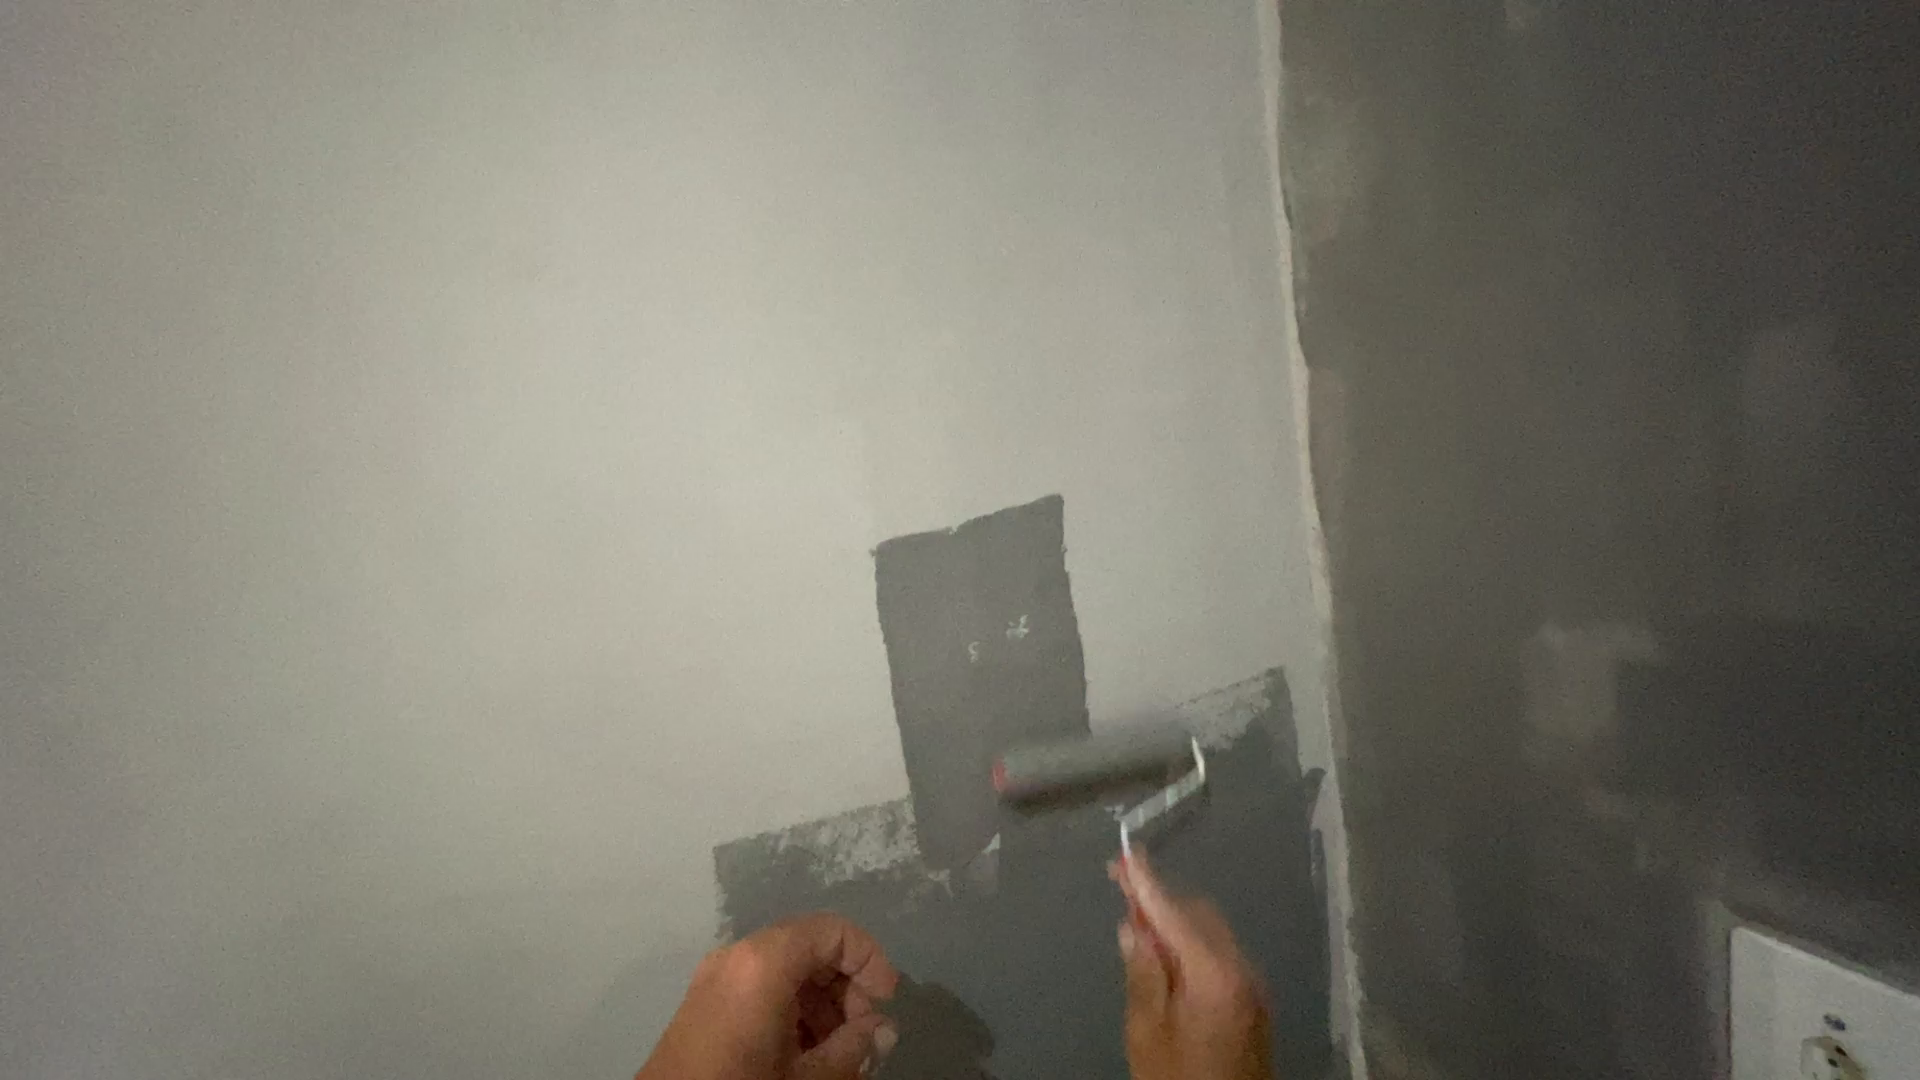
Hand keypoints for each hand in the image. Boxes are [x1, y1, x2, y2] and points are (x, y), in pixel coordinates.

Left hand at [637, 914, 900, 1079]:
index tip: (886, 1004)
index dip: (870, 959)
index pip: (834, 930)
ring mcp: (717, 976)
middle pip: (811, 946)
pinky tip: (804, 1054)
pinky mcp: (704, 1002)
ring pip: (789, 968)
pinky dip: (792, 1009)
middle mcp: (739, 954)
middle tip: (863, 1035)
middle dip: (846, 987)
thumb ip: (853, 1050)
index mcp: (764, 959)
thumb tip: (885, 1030)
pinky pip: (762, 987)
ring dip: (822, 1002)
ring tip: (838, 1052)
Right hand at [1110, 854, 1272, 1079]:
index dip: (1145, 881)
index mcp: (1215, 973)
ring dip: (1174, 922)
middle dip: (1159, 899)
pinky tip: (1166, 956)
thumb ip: (1142, 972)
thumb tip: (1133, 927)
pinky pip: (1219, 954)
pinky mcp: (1254, 1002)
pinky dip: (1191, 944)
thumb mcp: (1148, 1031)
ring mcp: (1253, 986)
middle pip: (1196, 914)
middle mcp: (1242, 969)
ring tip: (1139, 927)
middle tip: (1122, 892)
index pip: (1172, 911)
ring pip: (1209, 931)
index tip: (1125, 851)